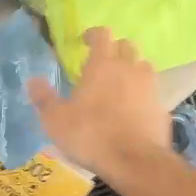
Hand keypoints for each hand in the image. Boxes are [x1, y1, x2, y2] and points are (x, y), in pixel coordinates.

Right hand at [28, 28, 170, 175]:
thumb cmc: (90, 134)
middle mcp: (129, 68)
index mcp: (103, 64)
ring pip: (143, 66)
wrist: (135, 161)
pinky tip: (133, 110)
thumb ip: (44, 98)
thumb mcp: (55, 120)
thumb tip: (32, 81)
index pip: (102, 34)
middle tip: (102, 64)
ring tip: (120, 85)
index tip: (85, 41)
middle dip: (114, 50)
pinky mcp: (162, 107)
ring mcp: (150, 87)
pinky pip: (152, 92)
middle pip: (126, 46)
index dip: (93, 34)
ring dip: (132, 69)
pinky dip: (142, 94)